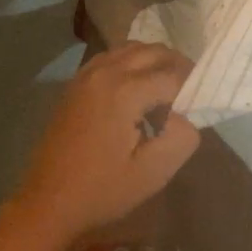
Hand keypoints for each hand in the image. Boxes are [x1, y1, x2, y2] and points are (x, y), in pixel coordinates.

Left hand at [7, 42, 200, 250]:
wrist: (48, 202)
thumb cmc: (102, 191)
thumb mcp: (152, 173)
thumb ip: (181, 138)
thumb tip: (188, 115)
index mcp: (124, 91)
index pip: (172, 75)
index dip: (193, 88)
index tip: (203, 105)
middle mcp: (105, 72)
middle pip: (153, 51)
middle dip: (177, 66)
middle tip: (192, 91)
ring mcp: (86, 74)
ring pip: (131, 48)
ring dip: (154, 61)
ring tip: (168, 88)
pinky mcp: (76, 83)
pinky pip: (111, 56)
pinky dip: (131, 62)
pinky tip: (137, 87)